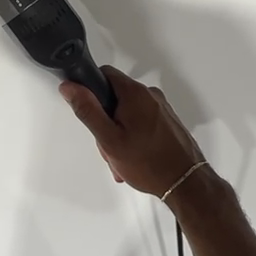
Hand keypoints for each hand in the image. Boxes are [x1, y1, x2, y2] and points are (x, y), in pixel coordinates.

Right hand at [60, 66, 207, 197]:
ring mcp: (161, 108)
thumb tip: (70, 88)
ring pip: (128, 113)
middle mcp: (150, 95)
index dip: (90, 90)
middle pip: (115, 97)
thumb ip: (87, 110)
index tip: (88, 110)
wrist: (185, 182)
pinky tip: (133, 158)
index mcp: (135, 93)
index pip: (104, 74)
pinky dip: (133, 138)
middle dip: (106, 121)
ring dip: (119, 133)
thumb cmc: (149, 163)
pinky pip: (142, 122)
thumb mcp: (109, 139)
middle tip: (108, 146)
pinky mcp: (167, 121)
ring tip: (121, 159)